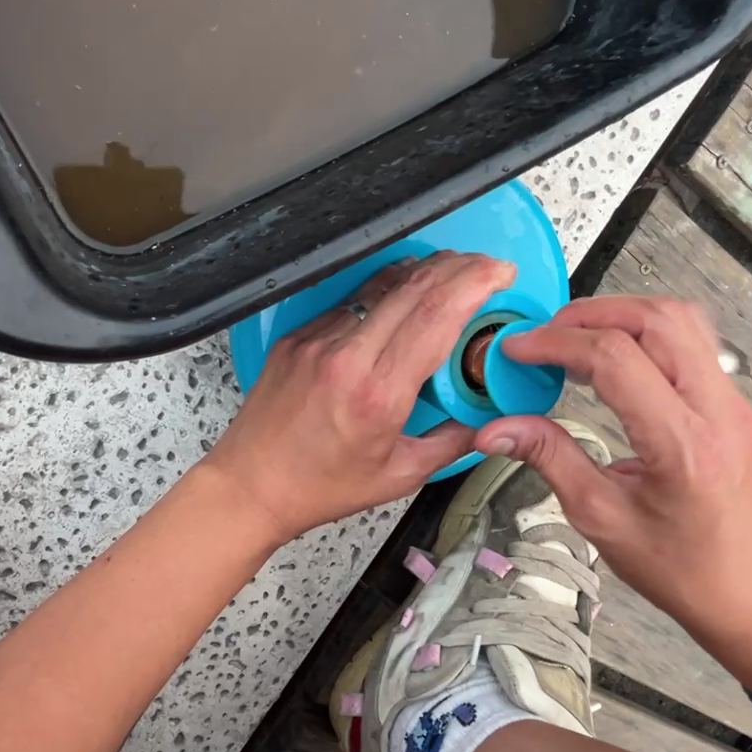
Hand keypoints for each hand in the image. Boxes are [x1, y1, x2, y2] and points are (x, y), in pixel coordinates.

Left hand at [203, 252, 515, 542]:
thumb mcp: (400, 474)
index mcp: (378, 393)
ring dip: (422, 273)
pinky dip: (383, 294)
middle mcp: (346, 357)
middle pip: (413, 287)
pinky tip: (401, 297)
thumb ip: (452, 442)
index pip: (436, 315)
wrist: (252, 484)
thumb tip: (485, 418)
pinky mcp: (297, 337)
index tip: (499, 273)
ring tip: (451, 273)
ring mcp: (317, 341)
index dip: (475, 283)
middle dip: (459, 266)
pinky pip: (349, 303)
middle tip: (485, 266)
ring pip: (379, 287)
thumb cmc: (320, 486)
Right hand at [471, 296, 751, 696]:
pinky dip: (642, 334)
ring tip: (572, 339)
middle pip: (657, 319)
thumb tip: (495, 429)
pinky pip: (689, 342)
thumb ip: (548, 457)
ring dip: (620, 315)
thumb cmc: (679, 568)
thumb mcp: (599, 517)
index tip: (517, 350)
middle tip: (544, 335)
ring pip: (680, 320)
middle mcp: (717, 410)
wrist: (750, 594)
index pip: (616, 359)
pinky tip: (608, 359)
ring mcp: (732, 402)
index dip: (558, 344)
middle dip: (591, 314)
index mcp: (682, 444)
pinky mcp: (731, 403)